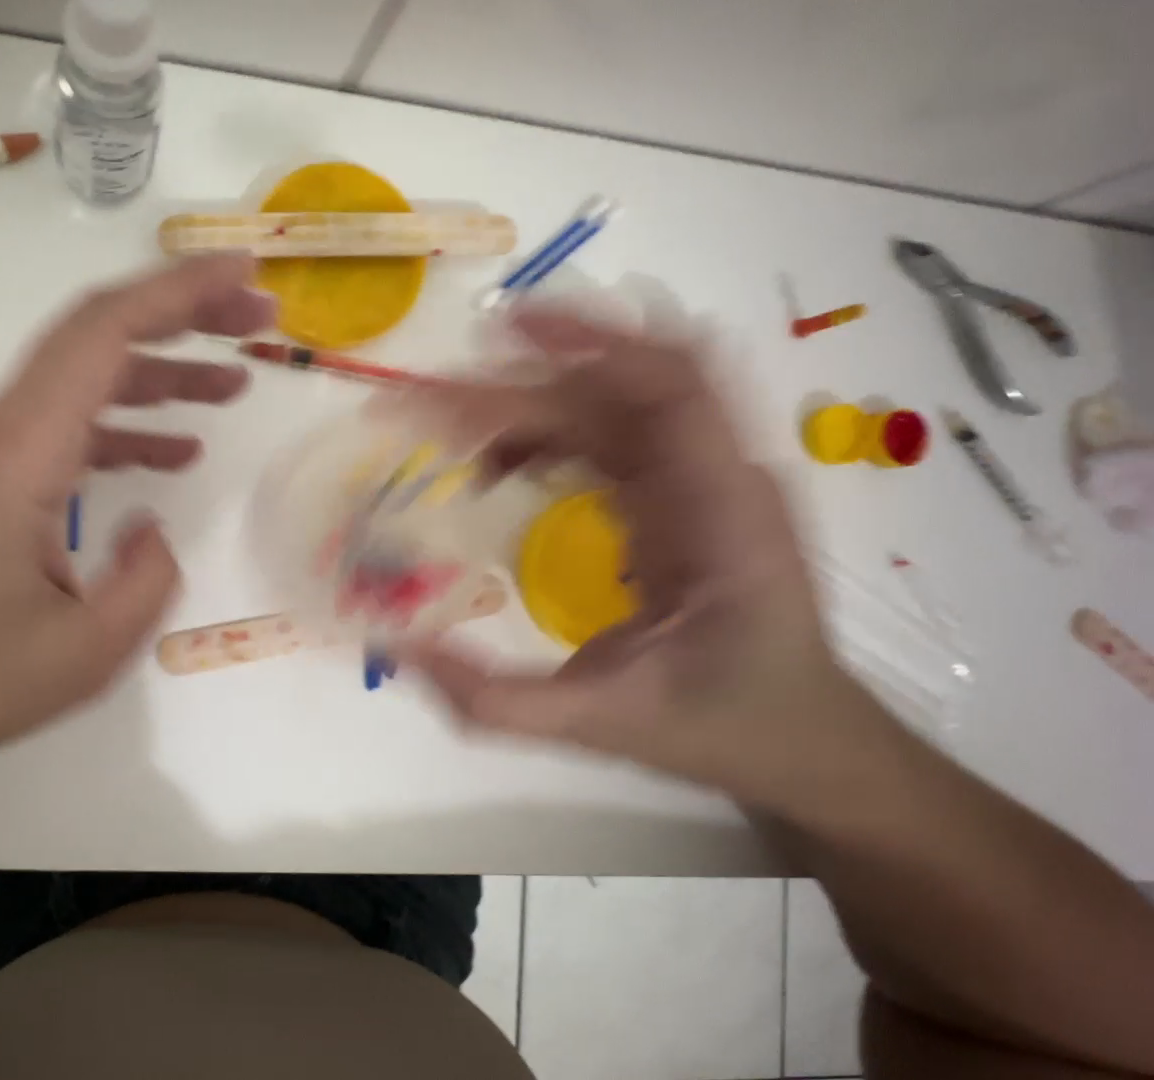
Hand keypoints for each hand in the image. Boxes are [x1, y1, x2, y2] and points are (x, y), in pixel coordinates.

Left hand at [0, 254, 274, 792]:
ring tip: (234, 382)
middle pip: (95, 337)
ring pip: (84, 382)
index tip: (248, 272)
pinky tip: (173, 454)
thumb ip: (144, 581)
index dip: (181, 291)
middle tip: (256, 316)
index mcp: (22, 455)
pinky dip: (126, 427)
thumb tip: (152, 528)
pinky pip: (67, 432)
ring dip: (160, 371)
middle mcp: (3, 435)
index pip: (104, 333)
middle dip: (182, 313)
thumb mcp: (80, 653)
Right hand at [404, 308, 904, 810]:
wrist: (808, 743)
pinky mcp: (677, 495)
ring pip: (608, 405)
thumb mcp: (602, 725)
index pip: (669, 388)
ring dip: (528, 402)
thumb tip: (398, 651)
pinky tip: (497, 463)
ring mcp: (700, 481)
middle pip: (619, 388)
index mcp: (722, 515)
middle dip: (519, 383)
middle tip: (427, 405)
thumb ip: (497, 700)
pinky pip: (607, 436)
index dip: (591, 341)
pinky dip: (546, 433)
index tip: (501, 331)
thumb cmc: (724, 728)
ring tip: (447, 429)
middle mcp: (717, 478)